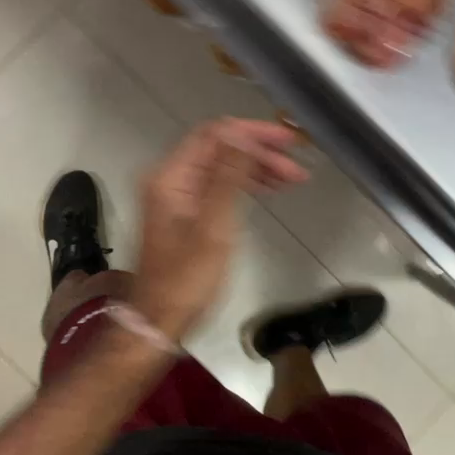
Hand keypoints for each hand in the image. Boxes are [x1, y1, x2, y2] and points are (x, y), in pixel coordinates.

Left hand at [132, 118, 308, 337]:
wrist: (158, 322)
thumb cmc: (187, 280)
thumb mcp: (213, 228)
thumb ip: (228, 177)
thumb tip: (243, 136)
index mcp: (170, 176)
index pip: (216, 134)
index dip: (253, 133)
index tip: (288, 142)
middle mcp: (169, 178)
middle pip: (219, 147)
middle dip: (259, 151)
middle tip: (296, 166)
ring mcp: (175, 194)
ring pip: (221, 165)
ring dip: (255, 167)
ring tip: (292, 178)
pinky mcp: (184, 211)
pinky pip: (217, 183)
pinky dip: (243, 183)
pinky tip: (268, 189)